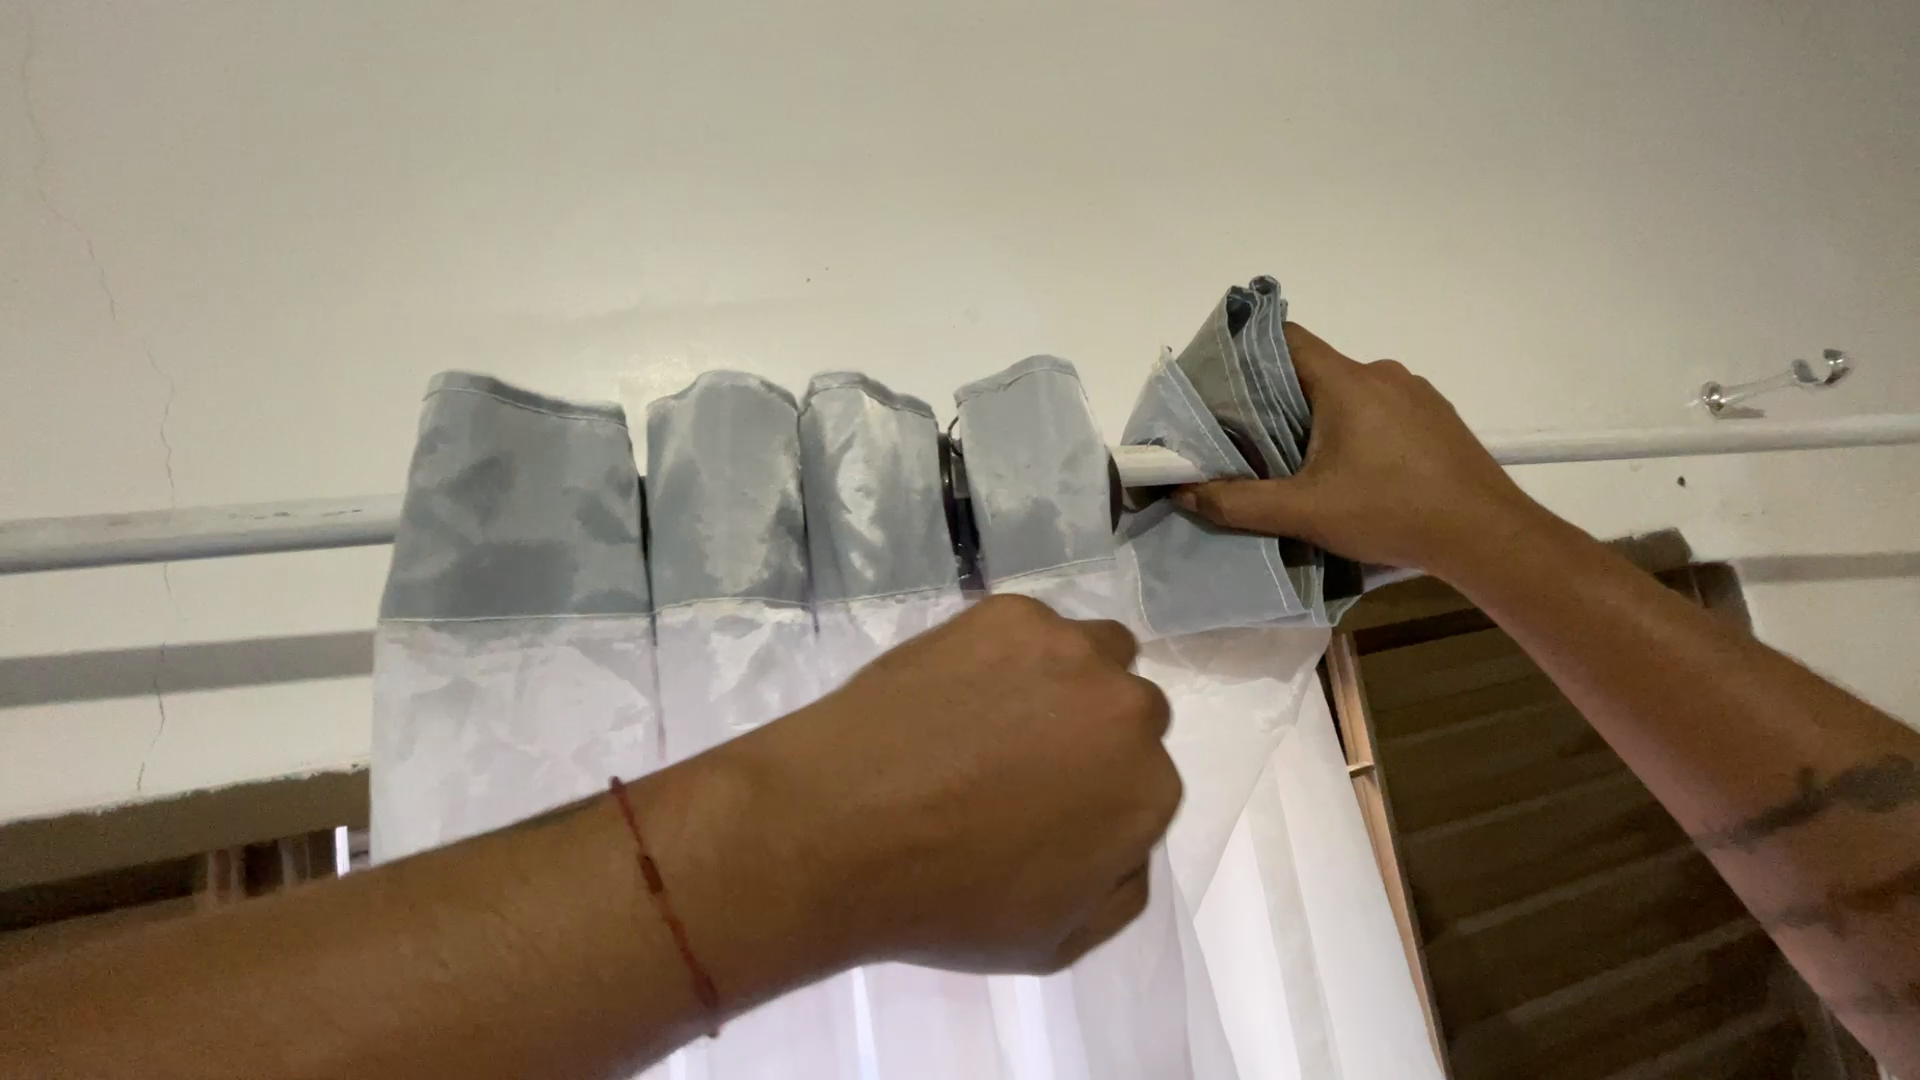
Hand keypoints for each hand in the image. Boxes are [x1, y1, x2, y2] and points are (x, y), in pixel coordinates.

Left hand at [712, 595, 1178, 975]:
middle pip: (1126, 707)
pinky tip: (953, 685)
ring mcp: (1066, 649)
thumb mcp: (1058, 939)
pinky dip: (1005, 650)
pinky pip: (1029, 628)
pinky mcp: (1008, 613)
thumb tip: (1126, 836)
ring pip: (1090, 652)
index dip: (1093, 790)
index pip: (1143, 778)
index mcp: (1147, 790)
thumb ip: (1122, 884)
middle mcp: (1125, 708)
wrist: (838, 826)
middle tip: (1019, 752)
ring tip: (991, 709)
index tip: (1046, 799)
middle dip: (1087, 729)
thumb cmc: (947, 899)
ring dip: (1063, 677)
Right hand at [1172, 322, 1544, 574]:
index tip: (1221, 387)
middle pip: (1311, 370)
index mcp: (1347, 383)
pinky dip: (1353, 428)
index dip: (1247, 354)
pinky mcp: (1434, 416)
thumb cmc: (1391, 513)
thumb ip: (1237, 502)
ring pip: (1345, 392)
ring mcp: (1414, 393)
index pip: (1286, 340)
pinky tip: (1352, 471)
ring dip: (1316, 418)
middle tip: (1248, 441)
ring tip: (1300, 463)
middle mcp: (1382, 374)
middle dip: (1275, 401)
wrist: (1487, 536)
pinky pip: (1377, 408)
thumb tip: (1183, 494)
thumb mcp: (1303, 512)